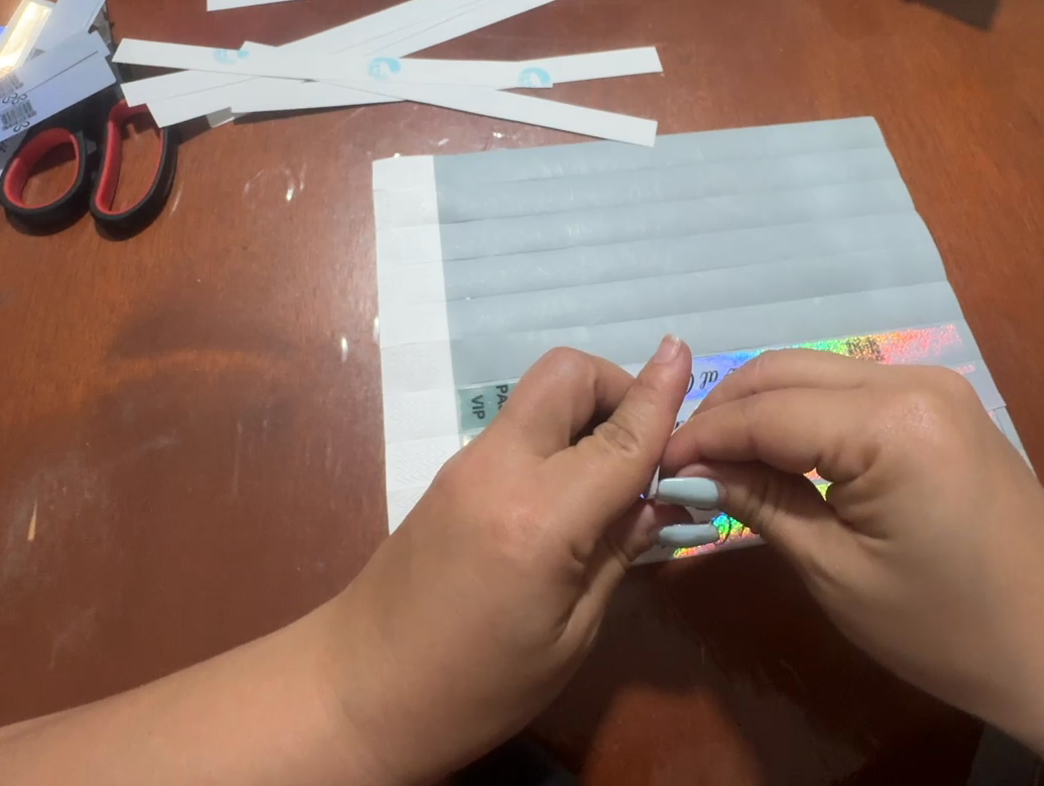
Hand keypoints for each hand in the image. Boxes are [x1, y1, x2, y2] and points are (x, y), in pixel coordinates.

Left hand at [314, 339, 691, 782]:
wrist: (358, 689)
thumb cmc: (476, 686)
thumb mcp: (569, 637)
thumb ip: (617, 553)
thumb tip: (659, 500)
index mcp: (539, 517)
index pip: (618, 438)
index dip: (661, 396)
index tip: (686, 354)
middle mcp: (502, 466)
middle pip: (566, 374)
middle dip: (616, 386)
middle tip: (644, 445)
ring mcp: (469, 461)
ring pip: (542, 392)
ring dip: (588, 409)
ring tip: (614, 473)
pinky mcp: (453, 469)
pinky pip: (522, 423)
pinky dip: (560, 431)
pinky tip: (572, 486)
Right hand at [660, 352, 1043, 785]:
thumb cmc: (951, 631)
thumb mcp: (836, 573)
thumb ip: (758, 502)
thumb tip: (690, 468)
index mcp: (892, 425)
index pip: (765, 411)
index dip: (701, 435)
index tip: (654, 462)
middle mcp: (910, 381)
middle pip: (783, 372)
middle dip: (723, 410)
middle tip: (681, 459)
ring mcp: (929, 383)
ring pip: (809, 371)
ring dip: (757, 406)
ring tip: (719, 455)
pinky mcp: (936, 399)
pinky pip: (844, 387)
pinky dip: (798, 411)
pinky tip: (774, 447)